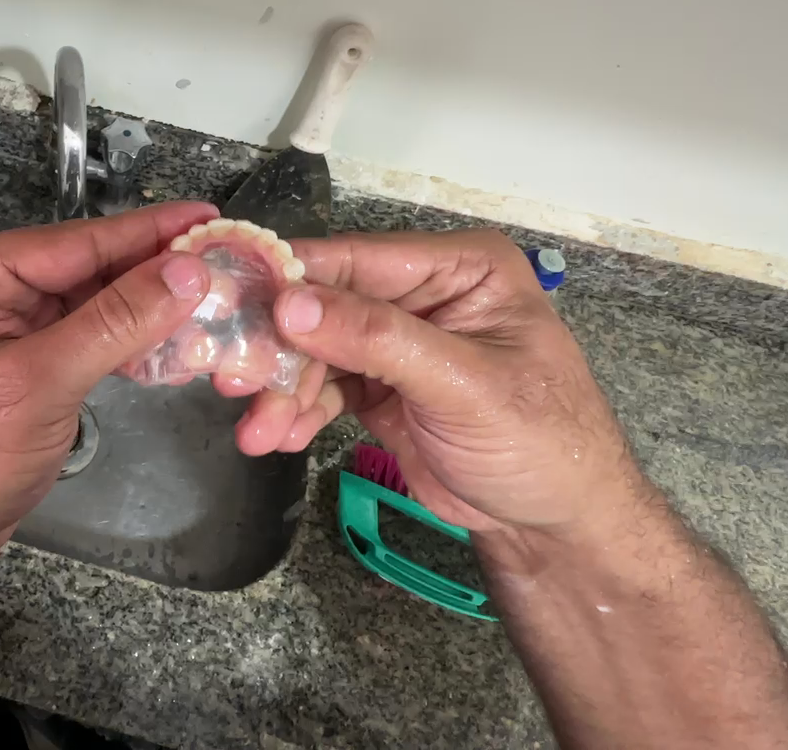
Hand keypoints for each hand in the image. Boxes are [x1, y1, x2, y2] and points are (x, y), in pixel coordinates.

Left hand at [0, 203, 216, 562]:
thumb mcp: (38, 382)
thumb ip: (115, 322)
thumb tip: (187, 271)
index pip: (78, 241)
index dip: (149, 231)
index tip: (209, 215)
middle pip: (90, 269)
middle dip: (155, 273)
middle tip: (225, 265)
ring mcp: (8, 323)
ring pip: (95, 303)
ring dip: (148, 310)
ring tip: (211, 305)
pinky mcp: (26, 359)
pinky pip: (88, 336)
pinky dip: (127, 343)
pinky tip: (169, 347)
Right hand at [269, 229, 644, 534]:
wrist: (555, 529)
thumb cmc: (541, 444)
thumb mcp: (465, 386)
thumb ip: (377, 340)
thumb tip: (290, 304)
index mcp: (455, 267)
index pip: (357, 258)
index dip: (293, 278)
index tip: (233, 301)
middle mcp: (417, 291)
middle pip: (323, 303)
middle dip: (281, 347)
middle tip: (233, 377)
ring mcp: (391, 337)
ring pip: (312, 348)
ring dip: (282, 388)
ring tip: (256, 429)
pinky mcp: (372, 381)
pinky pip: (319, 384)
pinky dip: (296, 410)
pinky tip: (278, 437)